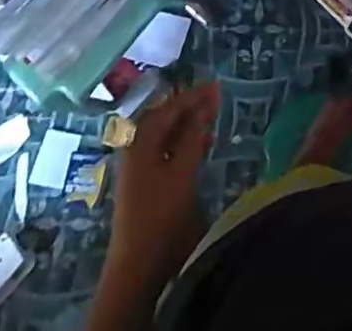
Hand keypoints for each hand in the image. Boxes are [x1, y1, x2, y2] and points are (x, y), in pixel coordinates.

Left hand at [111, 80, 219, 272]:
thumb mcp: (182, 173)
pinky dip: (181, 140)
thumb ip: (192, 137)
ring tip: (211, 118)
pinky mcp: (141, 180)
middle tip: (216, 97)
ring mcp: (136, 163)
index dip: (194, 96)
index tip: (216, 86)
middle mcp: (134, 145)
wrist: (137, 265)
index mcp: (141, 139)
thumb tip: (202, 108)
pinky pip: (163, 147)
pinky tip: (197, 145)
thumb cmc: (160, 215)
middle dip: (189, 105)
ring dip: (186, 122)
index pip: (170, 107)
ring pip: (163, 132)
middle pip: (164, 116)